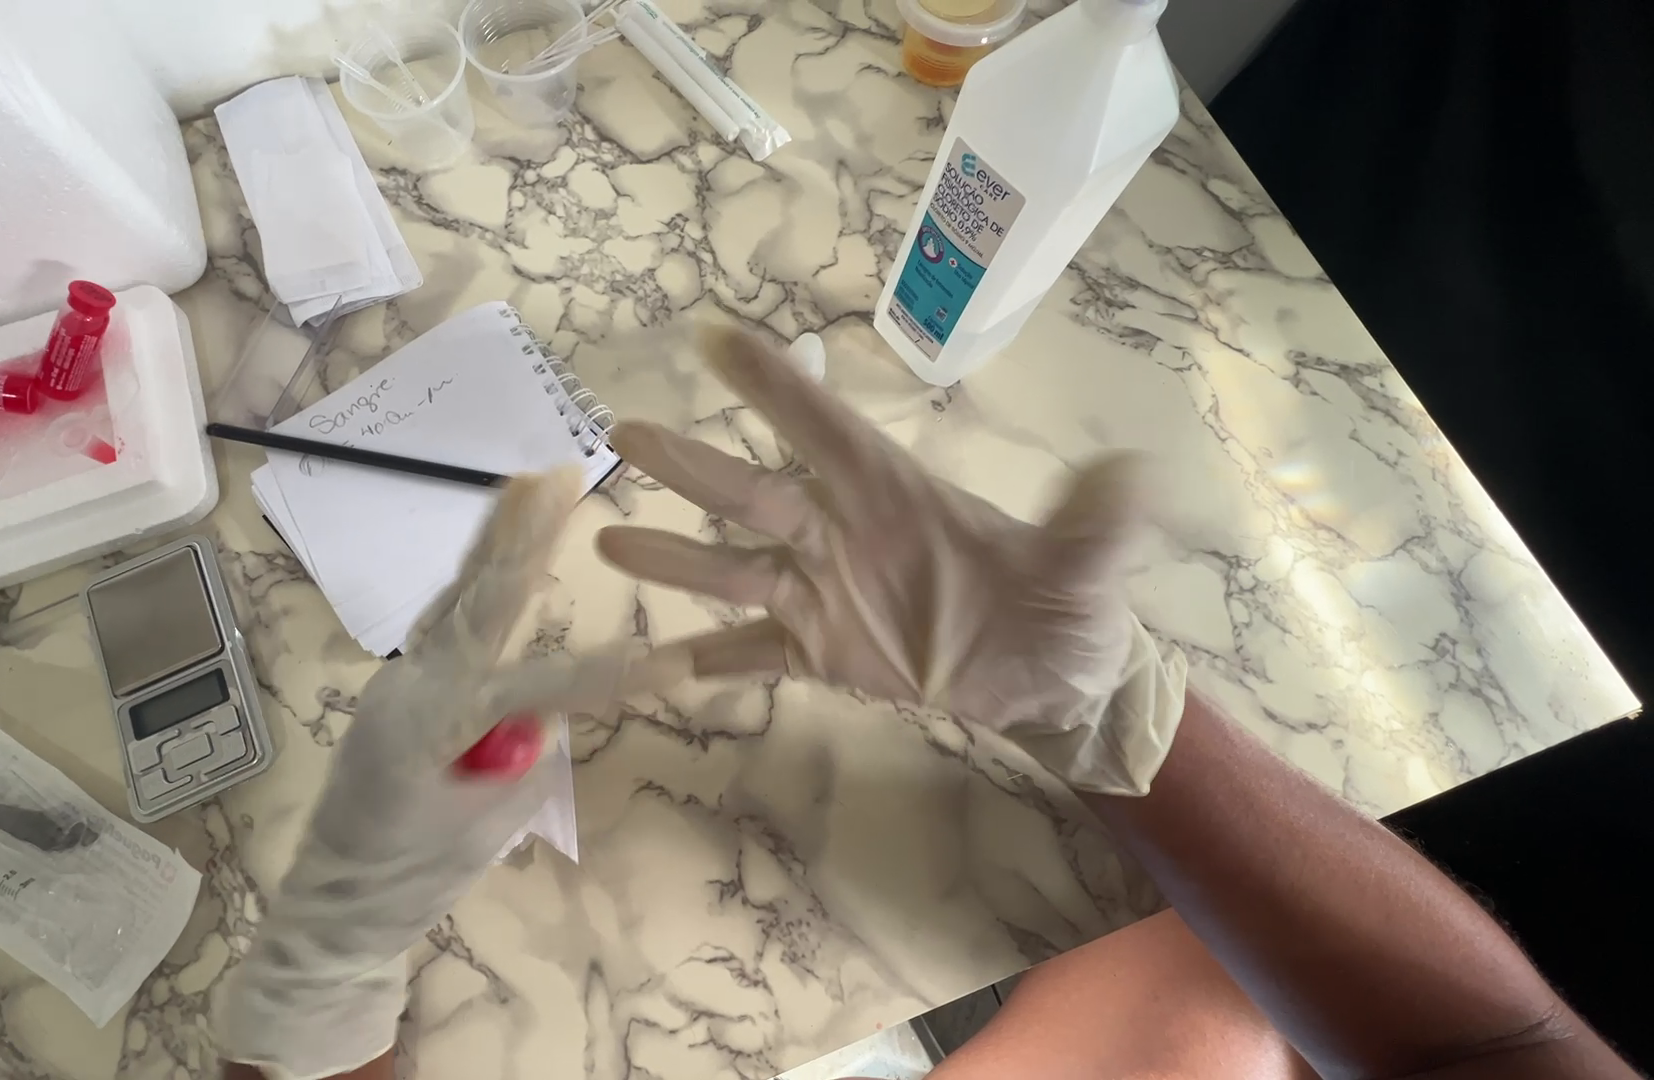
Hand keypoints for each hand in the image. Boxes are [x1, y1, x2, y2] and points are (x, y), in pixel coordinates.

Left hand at [216, 469, 686, 1079]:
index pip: (540, 688)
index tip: (675, 663)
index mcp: (434, 725)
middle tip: (559, 477)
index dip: (609, 676)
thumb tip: (539, 710)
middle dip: (523, 536)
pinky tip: (497, 552)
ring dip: (497, 539)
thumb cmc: (412, 881)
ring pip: (457, 597)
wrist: (332, 906)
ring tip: (528, 485)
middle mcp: (412, 684)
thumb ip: (523, 757)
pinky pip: (446, 620)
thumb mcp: (488, 828)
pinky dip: (477, 578)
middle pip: (478, 599)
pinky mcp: (402, 684)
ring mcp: (400, 678)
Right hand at [596, 328, 1185, 795]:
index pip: (822, 428)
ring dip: (673, 562)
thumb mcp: (1088, 567)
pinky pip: (752, 656)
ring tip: (608, 545)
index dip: (773, 386)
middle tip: (626, 432)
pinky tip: (656, 671)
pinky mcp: (818, 653)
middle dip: (690, 465)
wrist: (1041, 678)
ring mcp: (819, 596)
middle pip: (752, 494)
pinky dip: (709, 664)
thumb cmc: (1058, 608)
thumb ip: (1097, 522)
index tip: (713, 338)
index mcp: (890, 494)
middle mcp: (837, 534)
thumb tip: (1132, 466)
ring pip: (733, 570)